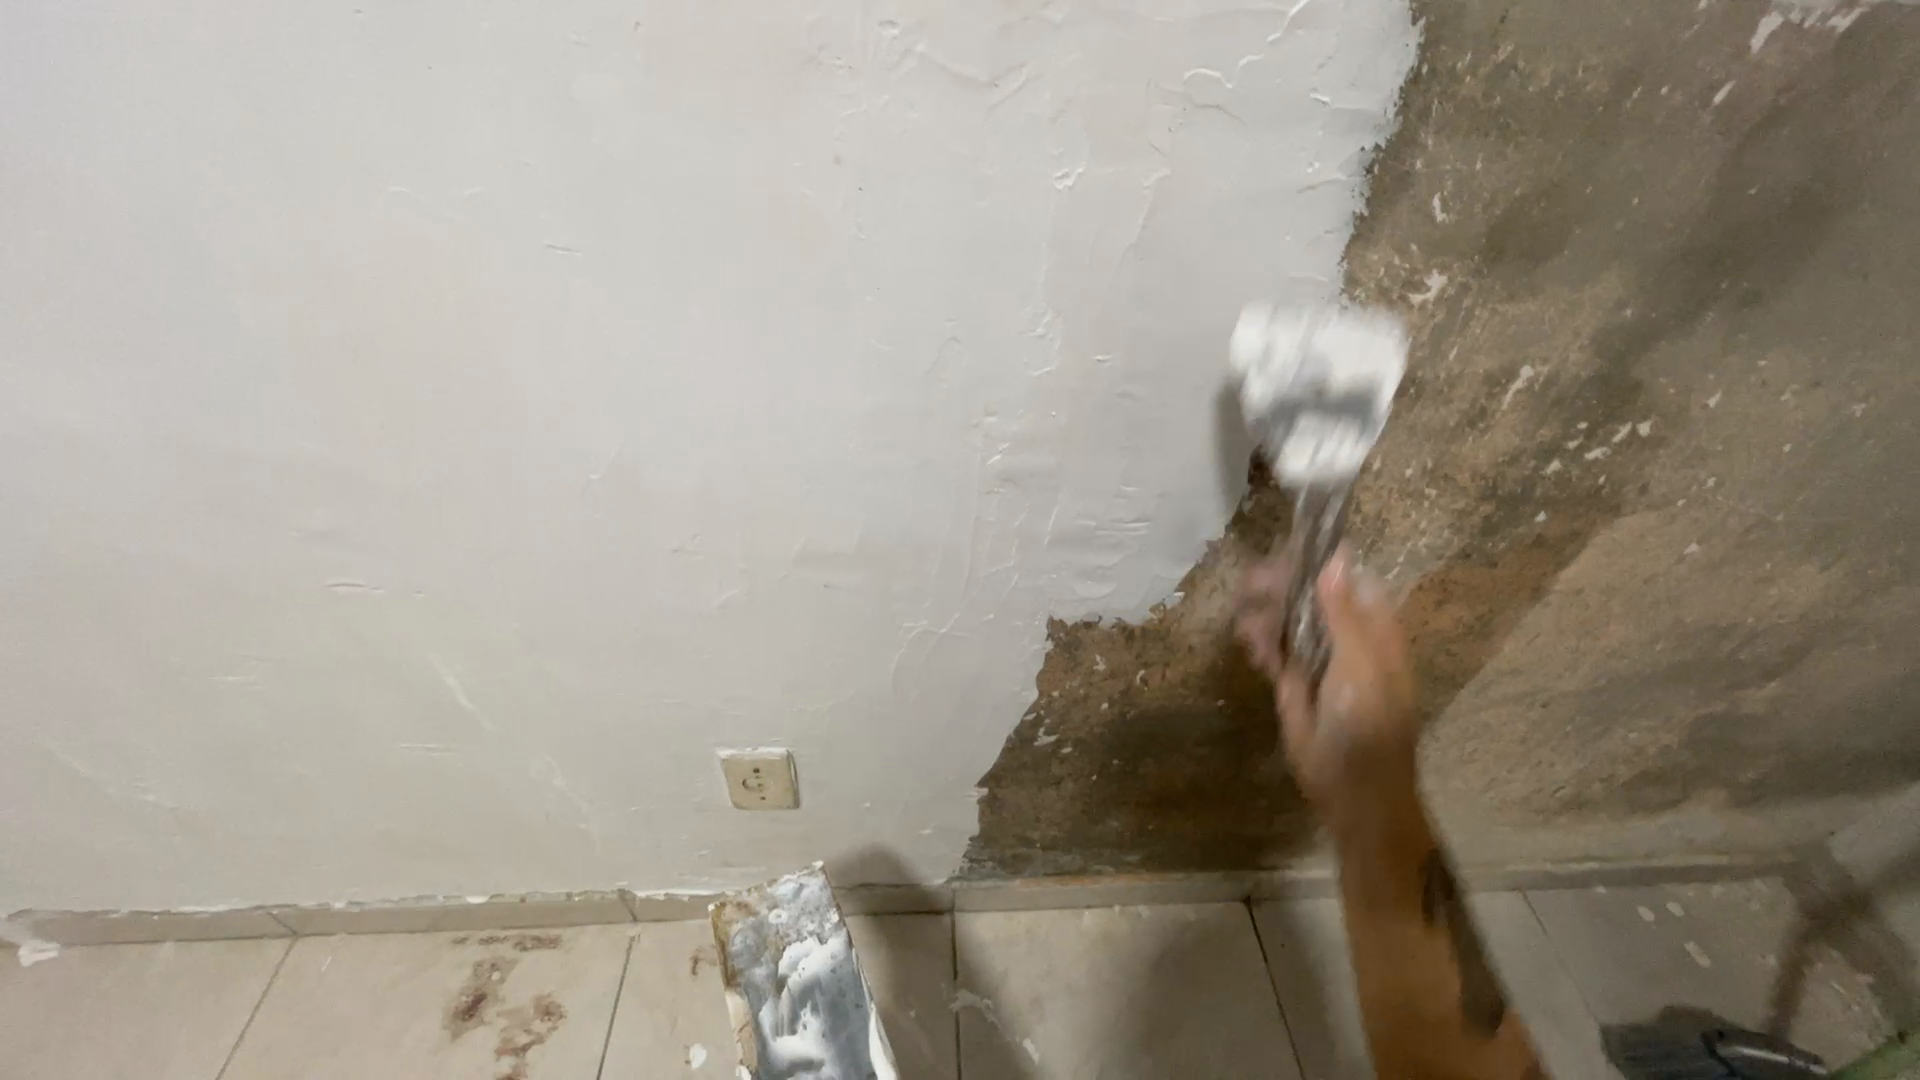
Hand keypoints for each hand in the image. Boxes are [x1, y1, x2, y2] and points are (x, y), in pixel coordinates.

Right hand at [1235, 546, 1419, 811]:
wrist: (1351, 788)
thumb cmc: (1367, 724)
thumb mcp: (1359, 664)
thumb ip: (1344, 612)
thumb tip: (1337, 555)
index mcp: (1372, 627)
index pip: (1345, 577)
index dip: (1318, 562)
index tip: (1284, 553)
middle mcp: (1343, 634)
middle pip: (1308, 593)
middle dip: (1278, 587)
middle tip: (1249, 588)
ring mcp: (1317, 656)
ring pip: (1285, 618)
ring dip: (1263, 616)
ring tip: (1250, 634)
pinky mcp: (1292, 678)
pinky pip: (1272, 646)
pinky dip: (1260, 642)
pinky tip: (1254, 653)